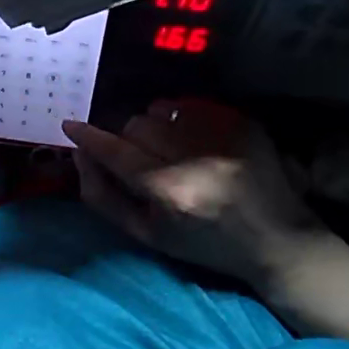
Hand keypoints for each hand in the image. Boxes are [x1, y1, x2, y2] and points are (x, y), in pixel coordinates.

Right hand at [62, 99, 321, 277]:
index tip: (70, 126)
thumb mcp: (146, 235)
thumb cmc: (204, 244)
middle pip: (136, 125)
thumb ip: (104, 196)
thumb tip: (80, 156)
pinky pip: (191, 104)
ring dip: (155, 125)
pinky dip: (181, 117)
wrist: (277, 240)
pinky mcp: (242, 122)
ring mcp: (222, 136)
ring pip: (161, 109)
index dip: (89, 137)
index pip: (116, 152)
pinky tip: (191, 138)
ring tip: (168, 147)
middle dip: (128, 139)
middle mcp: (195, 158)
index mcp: (169, 191)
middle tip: (138, 159)